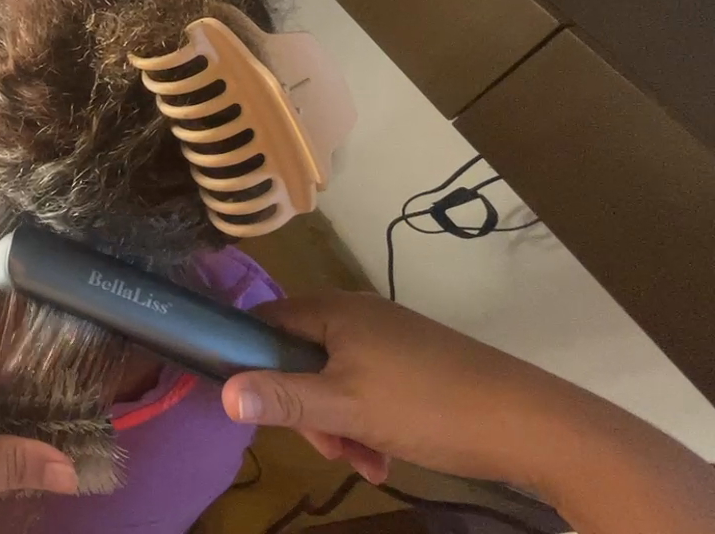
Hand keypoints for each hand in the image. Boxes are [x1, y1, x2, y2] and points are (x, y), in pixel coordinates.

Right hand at [221, 293, 586, 485]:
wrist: (547, 429)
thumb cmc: (431, 408)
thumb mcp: (347, 410)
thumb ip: (282, 400)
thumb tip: (223, 395)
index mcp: (332, 310)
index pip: (264, 321)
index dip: (252, 359)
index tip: (263, 403)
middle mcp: (358, 313)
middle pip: (302, 354)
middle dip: (307, 405)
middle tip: (328, 448)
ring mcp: (394, 334)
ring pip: (339, 374)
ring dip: (340, 419)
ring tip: (366, 461)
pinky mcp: (423, 358)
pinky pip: (372, 380)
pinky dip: (371, 415)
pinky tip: (389, 452)